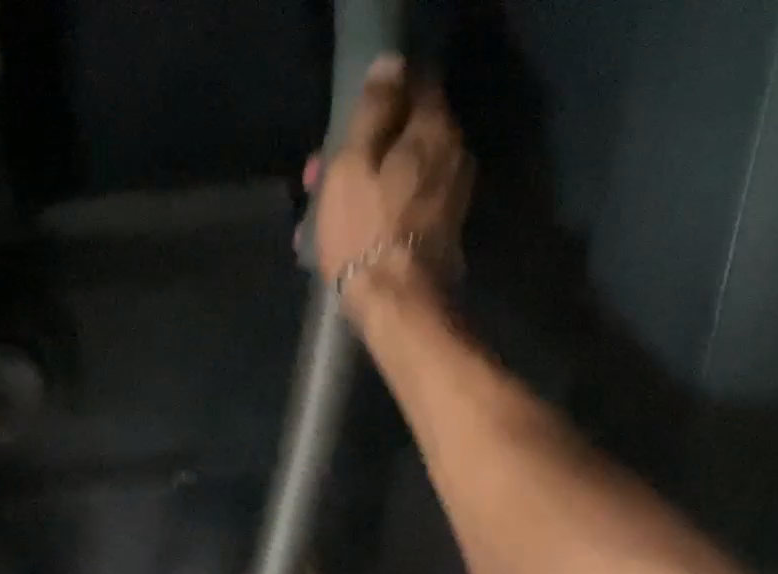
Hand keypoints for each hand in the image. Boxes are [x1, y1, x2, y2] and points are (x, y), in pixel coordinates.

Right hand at [312, 57, 473, 316]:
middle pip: (406, 135)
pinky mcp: (442, 231)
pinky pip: (406, 204)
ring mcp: (452, 196)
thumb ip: (373, 112)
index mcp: (435, 131)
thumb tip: (390, 66)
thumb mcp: (352, 166)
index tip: (344, 126)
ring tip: (326, 215)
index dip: (377, 100)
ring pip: (403, 172)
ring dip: (367, 184)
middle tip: (322, 178)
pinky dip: (380, 210)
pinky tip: (350, 234)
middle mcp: (455, 156)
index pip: (414, 86)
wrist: (397, 303)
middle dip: (365, 150)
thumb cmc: (365, 232)